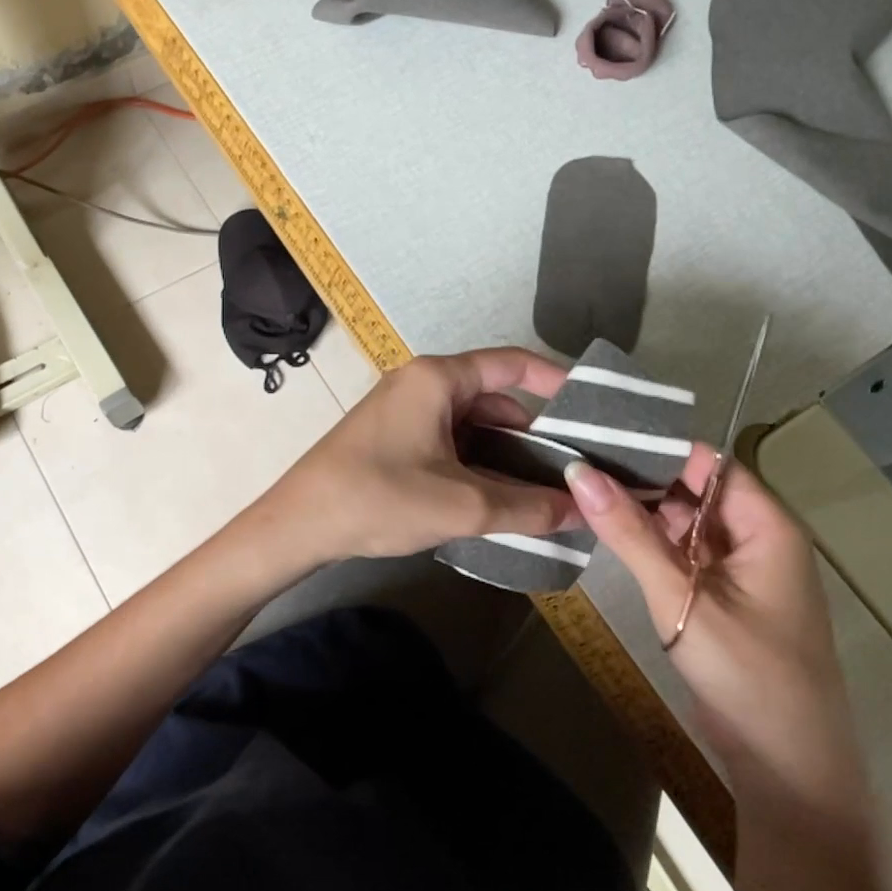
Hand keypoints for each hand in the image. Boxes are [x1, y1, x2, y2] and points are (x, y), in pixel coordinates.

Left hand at [262, 349, 581, 564]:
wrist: (297, 525)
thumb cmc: (379, 499)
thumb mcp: (462, 506)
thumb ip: (527, 507)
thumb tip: (579, 511)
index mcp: (437, 378)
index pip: (512, 364)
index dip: (558, 381)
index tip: (594, 412)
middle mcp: (420, 384)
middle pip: (494, 399)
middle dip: (533, 436)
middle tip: (573, 472)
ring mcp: (403, 412)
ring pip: (471, 426)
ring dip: (504, 457)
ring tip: (543, 495)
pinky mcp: (391, 440)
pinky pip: (448, 443)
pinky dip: (475, 467)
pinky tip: (496, 502)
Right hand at [564, 447, 867, 812]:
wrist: (785, 761)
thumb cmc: (746, 673)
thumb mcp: (680, 597)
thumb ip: (629, 533)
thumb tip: (578, 472)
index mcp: (767, 526)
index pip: (710, 463)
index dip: (658, 447)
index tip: (598, 436)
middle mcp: (757, 538)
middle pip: (696, 490)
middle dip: (642, 479)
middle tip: (575, 461)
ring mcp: (739, 570)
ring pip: (687, 522)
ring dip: (643, 512)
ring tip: (579, 488)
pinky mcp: (721, 597)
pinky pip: (684, 554)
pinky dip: (651, 544)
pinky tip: (607, 533)